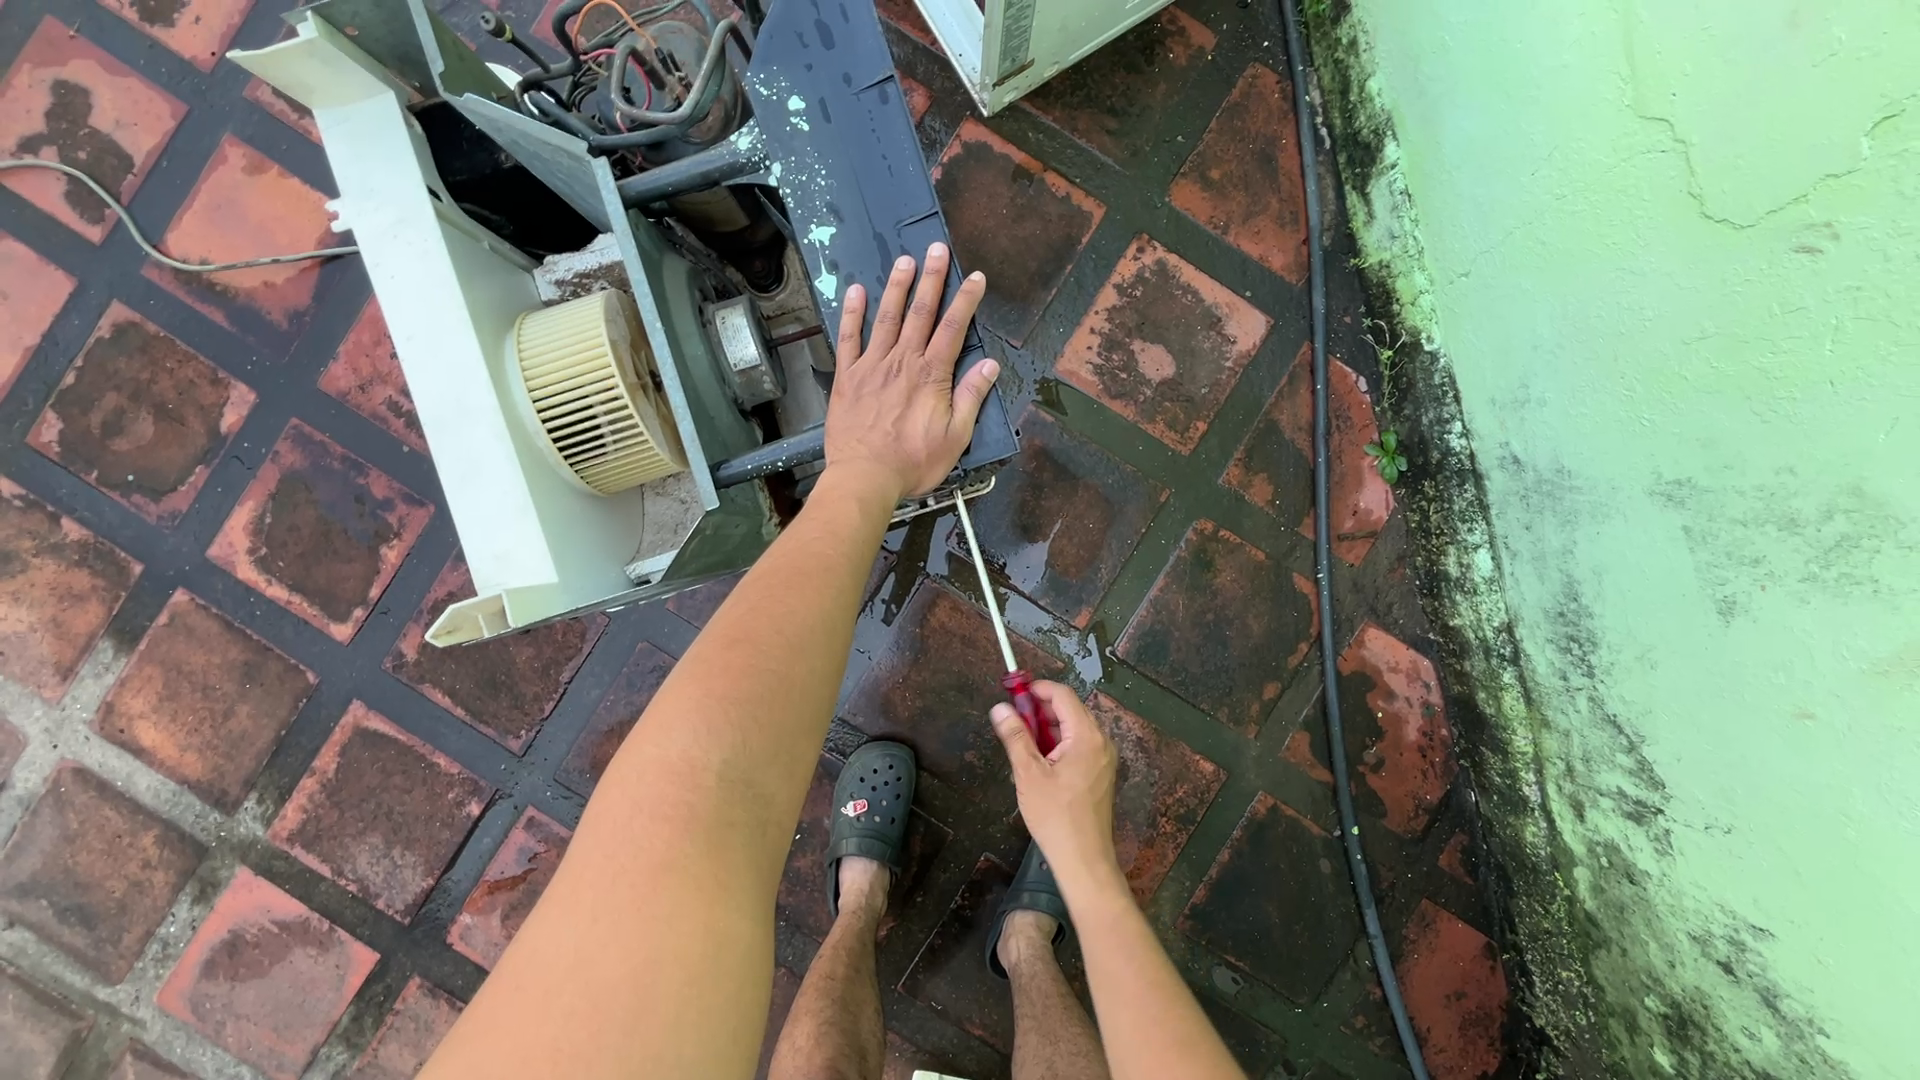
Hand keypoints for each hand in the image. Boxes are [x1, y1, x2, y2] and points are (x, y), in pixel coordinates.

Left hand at [823, 242, 999, 501]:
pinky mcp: (848, 377)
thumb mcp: (956, 437)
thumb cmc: (914, 463)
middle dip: (932, 279)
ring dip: (897, 287)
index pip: (954, 328)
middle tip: (937, 248)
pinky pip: (849, 338)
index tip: (975, 277)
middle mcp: (903, 361)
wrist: (865, 477)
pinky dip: (853, 313)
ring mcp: (872, 366)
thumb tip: (991, 365)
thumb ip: (971, 397)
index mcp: (932, 375)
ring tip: (904, 261)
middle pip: (921, 313)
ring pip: (886, 317)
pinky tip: (857, 292)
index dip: (966, 300)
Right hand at [989, 682, 1120, 888]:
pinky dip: (1058, 746)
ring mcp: (1104, 759)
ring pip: (1073, 729)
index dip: (1037, 689)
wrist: (1084, 859)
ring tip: (1023, 747)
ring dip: (1048, 730)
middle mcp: (1101, 741)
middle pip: (1070, 710)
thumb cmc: (1055, 816)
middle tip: (1014, 722)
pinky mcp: (1101, 774)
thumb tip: (1000, 708)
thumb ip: (1015, 736)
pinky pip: (1079, 747)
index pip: (1063, 695)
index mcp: (1087, 736)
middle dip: (1040, 711)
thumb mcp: (1028, 773)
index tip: (1013, 694)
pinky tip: (1040, 765)